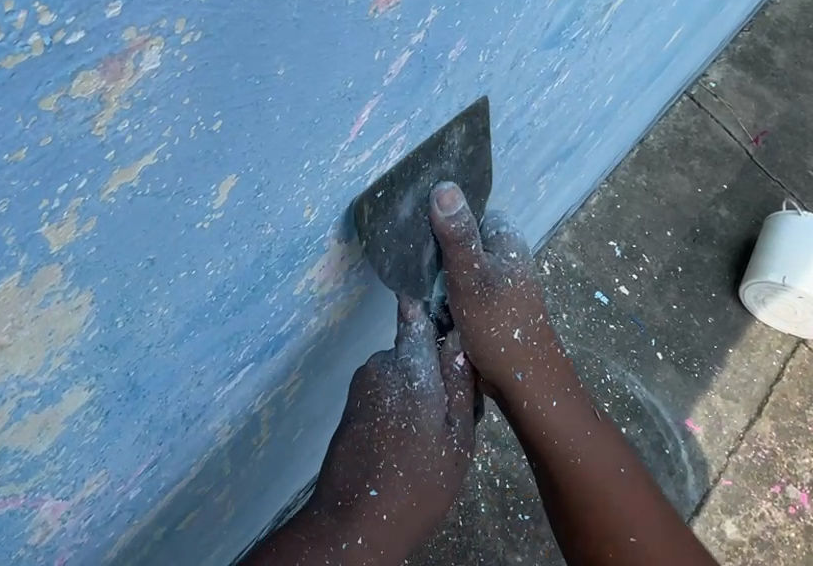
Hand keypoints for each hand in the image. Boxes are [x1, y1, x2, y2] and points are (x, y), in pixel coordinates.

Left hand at [302, 296, 477, 561]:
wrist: (354, 519)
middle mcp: (381, 365)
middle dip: (431, 367)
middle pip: (412, 350)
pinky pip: (385, 390)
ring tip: (431, 433)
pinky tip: (409, 440)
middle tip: (452, 406)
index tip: (437, 291)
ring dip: (415, 390)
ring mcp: (363, 383)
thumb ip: (459, 389)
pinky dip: (399, 405)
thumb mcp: (457, 442)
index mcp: (411, 368)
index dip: (425, 302)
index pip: (415, 317)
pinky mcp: (353, 403)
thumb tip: (460, 344)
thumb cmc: (417, 484)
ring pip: (400, 373)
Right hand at [428, 182, 562, 407]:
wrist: (522, 385)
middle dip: (433, 250)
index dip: (439, 215)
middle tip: (406, 257)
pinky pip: (455, 289)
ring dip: (434, 275)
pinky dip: (440, 294)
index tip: (411, 224)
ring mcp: (494, 281)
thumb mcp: (471, 275)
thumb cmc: (499, 326)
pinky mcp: (485, 306)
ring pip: (453, 266)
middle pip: (457, 238)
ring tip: (409, 279)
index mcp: (505, 238)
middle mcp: (502, 254)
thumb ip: (456, 233)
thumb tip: (443, 186)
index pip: (465, 210)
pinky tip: (423, 301)